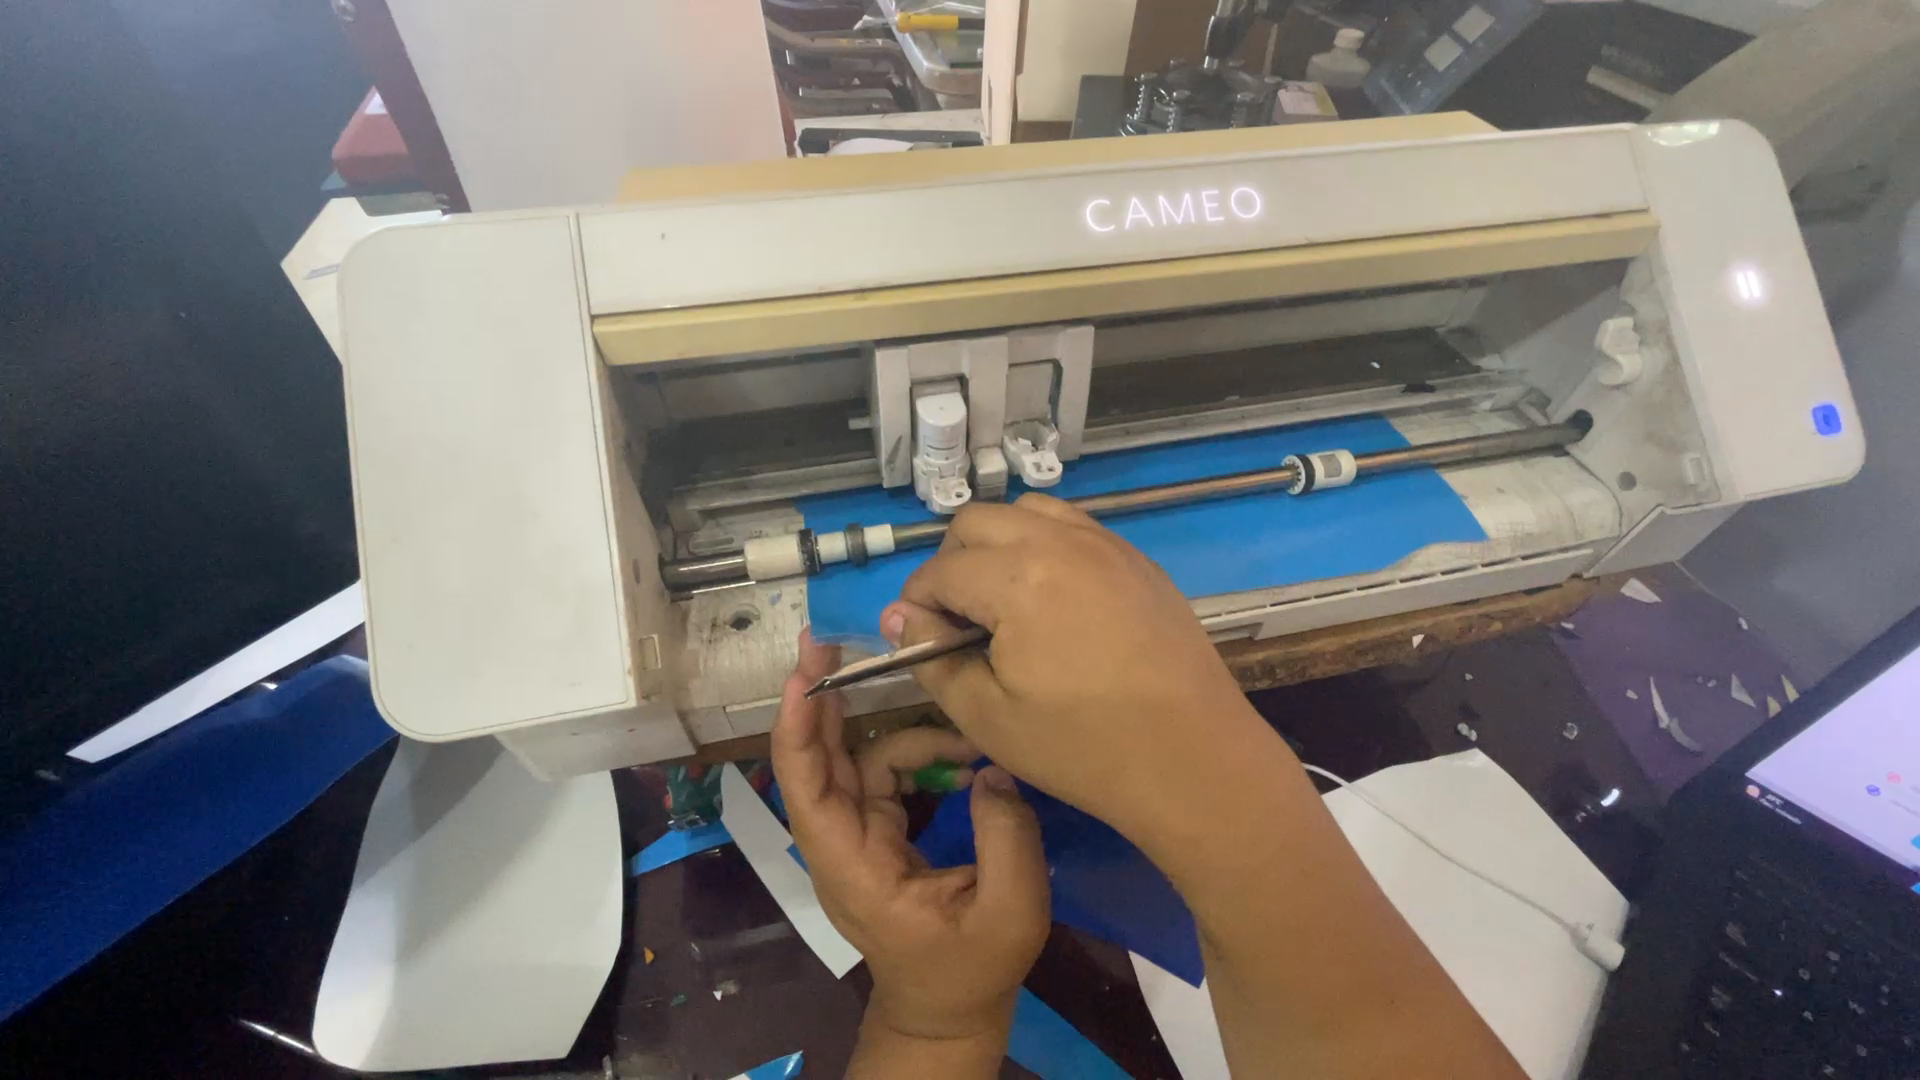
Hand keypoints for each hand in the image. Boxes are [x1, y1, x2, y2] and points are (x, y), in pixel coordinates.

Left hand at [771, 631, 1049, 1046]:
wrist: (949, 1012)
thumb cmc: (971, 972)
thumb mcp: (1010, 913)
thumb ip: (1007, 838)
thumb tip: (991, 770)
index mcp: (852, 866)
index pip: (807, 788)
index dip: (798, 728)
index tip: (802, 673)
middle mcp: (841, 843)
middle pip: (818, 760)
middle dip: (820, 698)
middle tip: (828, 642)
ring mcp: (858, 836)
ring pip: (861, 761)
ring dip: (902, 731)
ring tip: (965, 734)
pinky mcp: (879, 833)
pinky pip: (887, 775)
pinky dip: (921, 755)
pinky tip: (962, 755)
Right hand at [880, 494, 1273, 837]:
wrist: (1193, 760)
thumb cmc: (1083, 747)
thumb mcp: (986, 716)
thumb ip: (931, 657)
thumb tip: (899, 616)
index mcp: (1017, 576)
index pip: (939, 570)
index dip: (917, 604)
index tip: (923, 641)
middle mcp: (1060, 540)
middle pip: (975, 522)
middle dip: (951, 564)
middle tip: (961, 623)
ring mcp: (1105, 542)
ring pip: (1026, 512)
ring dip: (998, 545)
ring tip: (1007, 602)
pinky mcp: (1135, 558)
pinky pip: (1073, 526)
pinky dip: (1045, 546)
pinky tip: (1055, 599)